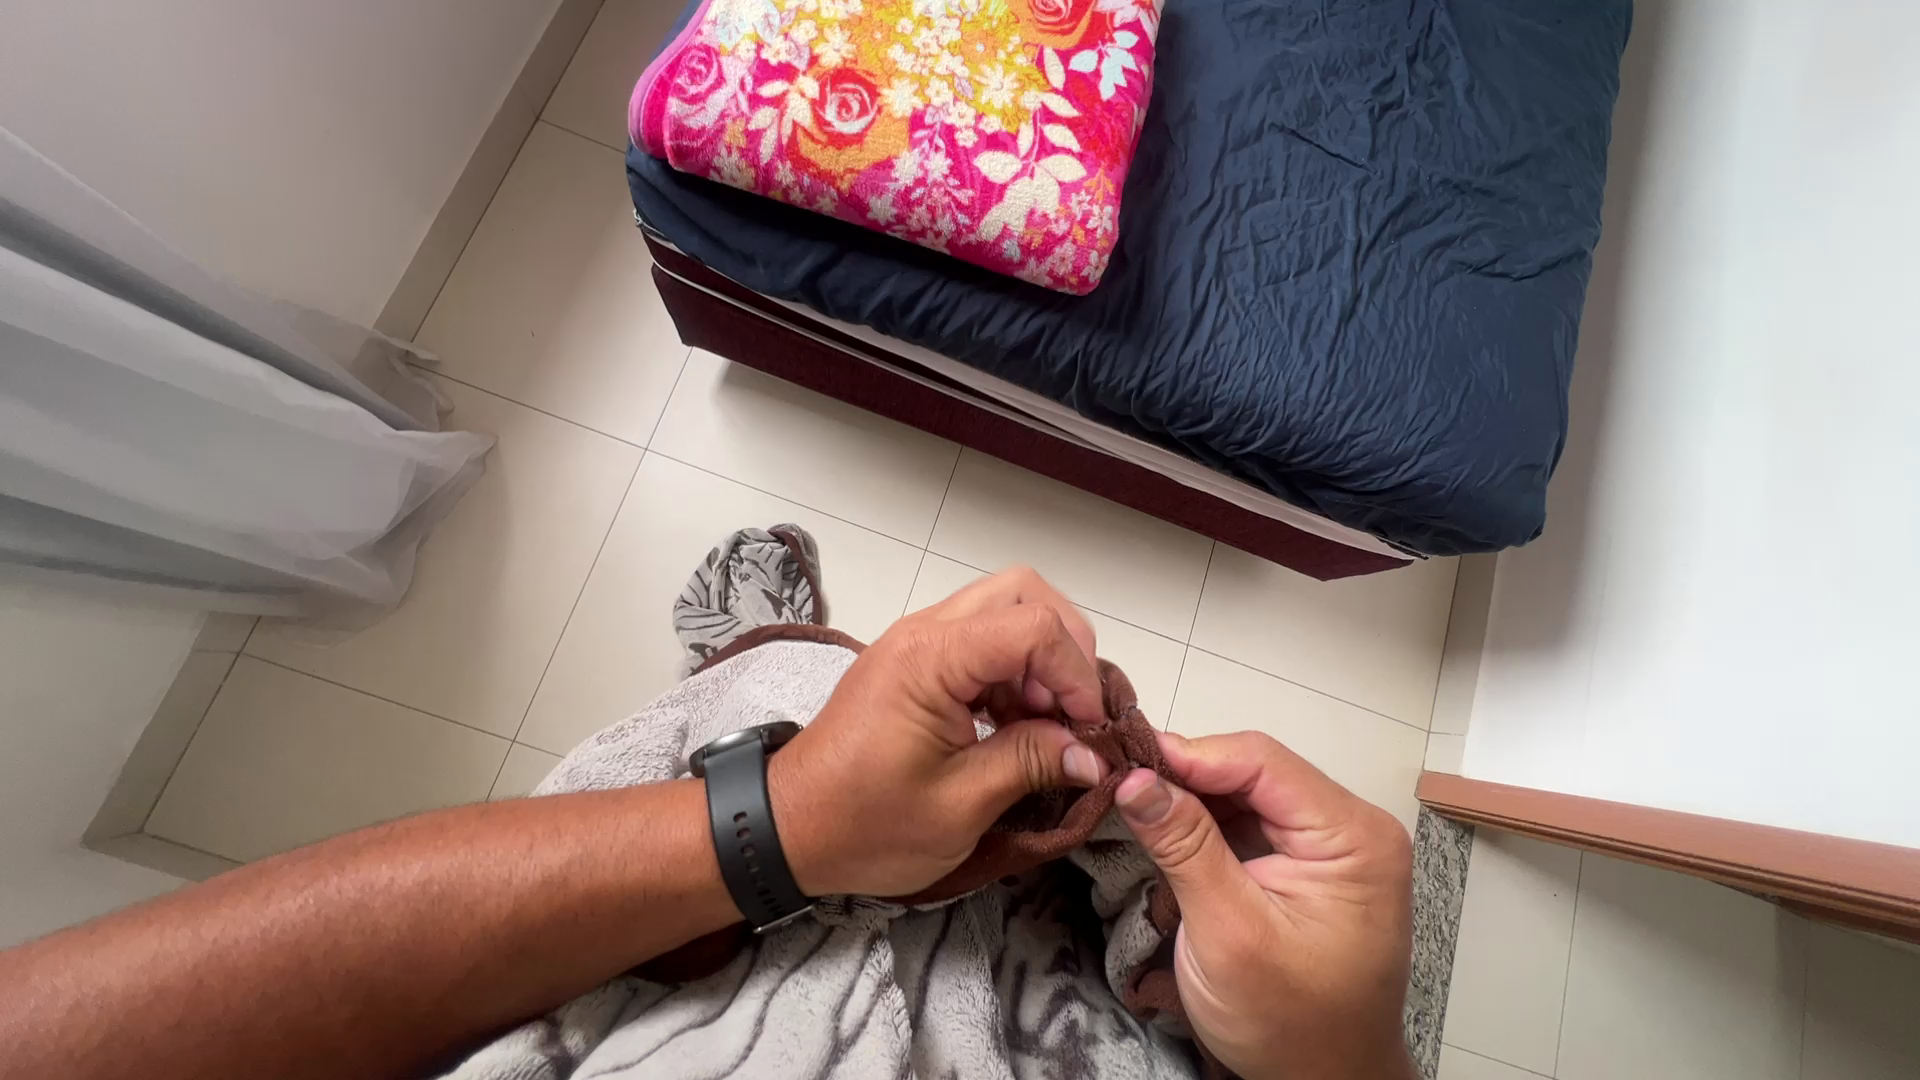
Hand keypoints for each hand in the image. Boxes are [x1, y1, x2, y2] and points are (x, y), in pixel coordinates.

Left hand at [769, 567, 1111, 897]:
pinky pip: (984, 640)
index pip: (1032, 626)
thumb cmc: (866, 823)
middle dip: (1064, 646)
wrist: (791, 827)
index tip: (1088, 730)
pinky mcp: (918, 660)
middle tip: (1070, 710)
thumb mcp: (960, 804)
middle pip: (1022, 592)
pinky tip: (1017, 723)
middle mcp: (925, 631)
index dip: (1075, 674)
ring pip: (1004, 609)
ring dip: (1040, 658)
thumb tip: (1093, 753)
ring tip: (1045, 722)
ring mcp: (919, 640)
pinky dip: (1014, 671)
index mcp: (931, 658)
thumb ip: (1031, 763)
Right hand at [1114, 732, 1415, 1079]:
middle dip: (1184, 774)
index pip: (1261, 762)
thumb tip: (1133, 777)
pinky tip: (1165, 826)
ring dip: (1187, 795)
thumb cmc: (1288, 1023)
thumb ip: (1183, 846)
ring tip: (1134, 800)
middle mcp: (1347, 824)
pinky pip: (1244, 814)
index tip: (1125, 762)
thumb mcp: (1228, 934)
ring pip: (1241, 786)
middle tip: (1120, 781)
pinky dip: (1200, 818)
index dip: (1189, 754)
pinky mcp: (1302, 854)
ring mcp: (1325, 839)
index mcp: (1352, 837)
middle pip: (1251, 769)